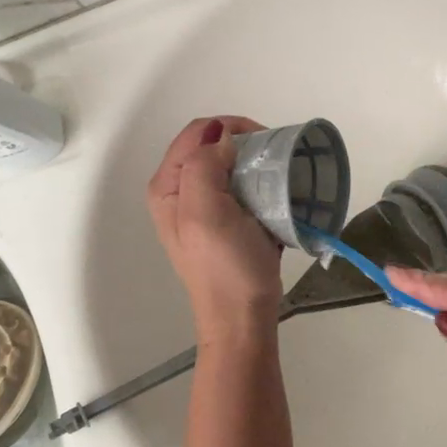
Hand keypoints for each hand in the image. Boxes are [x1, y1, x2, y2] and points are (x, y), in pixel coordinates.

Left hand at [147, 117, 283, 343]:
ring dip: (256, 165)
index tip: (264, 143)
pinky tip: (275, 196)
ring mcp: (204, 208)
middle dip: (245, 144)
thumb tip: (222, 139)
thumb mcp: (205, 212)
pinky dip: (261, 185)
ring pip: (231, 166)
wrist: (242, 317)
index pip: (197, 132)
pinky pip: (244, 188)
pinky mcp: (227, 222)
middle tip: (274, 159)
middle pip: (213, 145)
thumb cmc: (225, 267)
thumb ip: (203, 166)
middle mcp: (181, 192)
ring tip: (278, 177)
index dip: (230, 128)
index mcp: (168, 186)